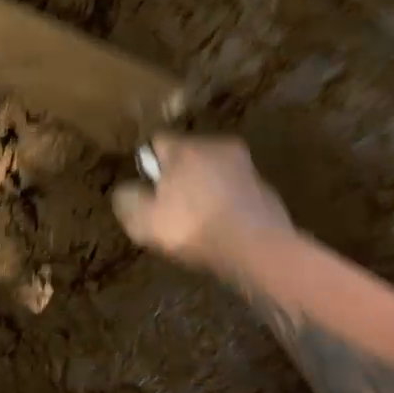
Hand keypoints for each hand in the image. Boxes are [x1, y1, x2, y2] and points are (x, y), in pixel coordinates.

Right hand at [112, 134, 292, 273]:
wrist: (258, 251)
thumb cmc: (193, 229)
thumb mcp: (142, 221)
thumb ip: (127, 199)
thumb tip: (128, 189)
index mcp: (186, 148)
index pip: (156, 141)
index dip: (148, 165)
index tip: (148, 192)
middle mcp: (218, 147)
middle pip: (188, 155)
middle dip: (178, 176)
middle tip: (171, 210)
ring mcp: (247, 167)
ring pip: (213, 173)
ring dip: (204, 190)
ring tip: (199, 223)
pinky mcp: (266, 189)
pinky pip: (235, 191)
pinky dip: (226, 204)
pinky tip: (223, 230)